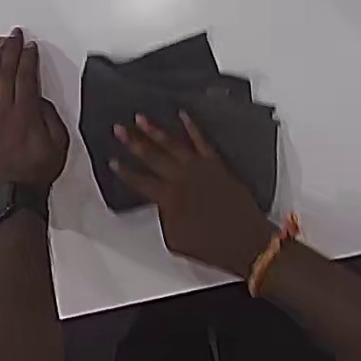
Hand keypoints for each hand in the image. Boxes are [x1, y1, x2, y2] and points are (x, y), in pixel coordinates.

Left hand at [0, 28, 70, 192]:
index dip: (28, 58)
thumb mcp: (58, 141)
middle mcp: (4, 111)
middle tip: (14, 35)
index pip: (25, 76)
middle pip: (6, 72)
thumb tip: (39, 101)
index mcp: (24, 112)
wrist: (15, 192)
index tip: (31, 46)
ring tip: (0, 46)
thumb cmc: (38, 169)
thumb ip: (49, 115)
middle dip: (11, 50)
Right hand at [112, 112, 276, 275]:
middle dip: (132, 142)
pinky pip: (201, 141)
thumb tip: (163, 204)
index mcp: (168, 199)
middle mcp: (181, 179)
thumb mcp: (176, 240)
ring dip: (154, 130)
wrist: (247, 242)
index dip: (124, 171)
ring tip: (141, 118)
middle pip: (151, 156)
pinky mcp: (216, 164)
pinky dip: (191, 127)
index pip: (140, 181)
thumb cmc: (212, 246)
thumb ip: (164, 217)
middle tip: (119, 129)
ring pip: (172, 144)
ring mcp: (199, 169)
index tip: (113, 159)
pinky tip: (182, 115)